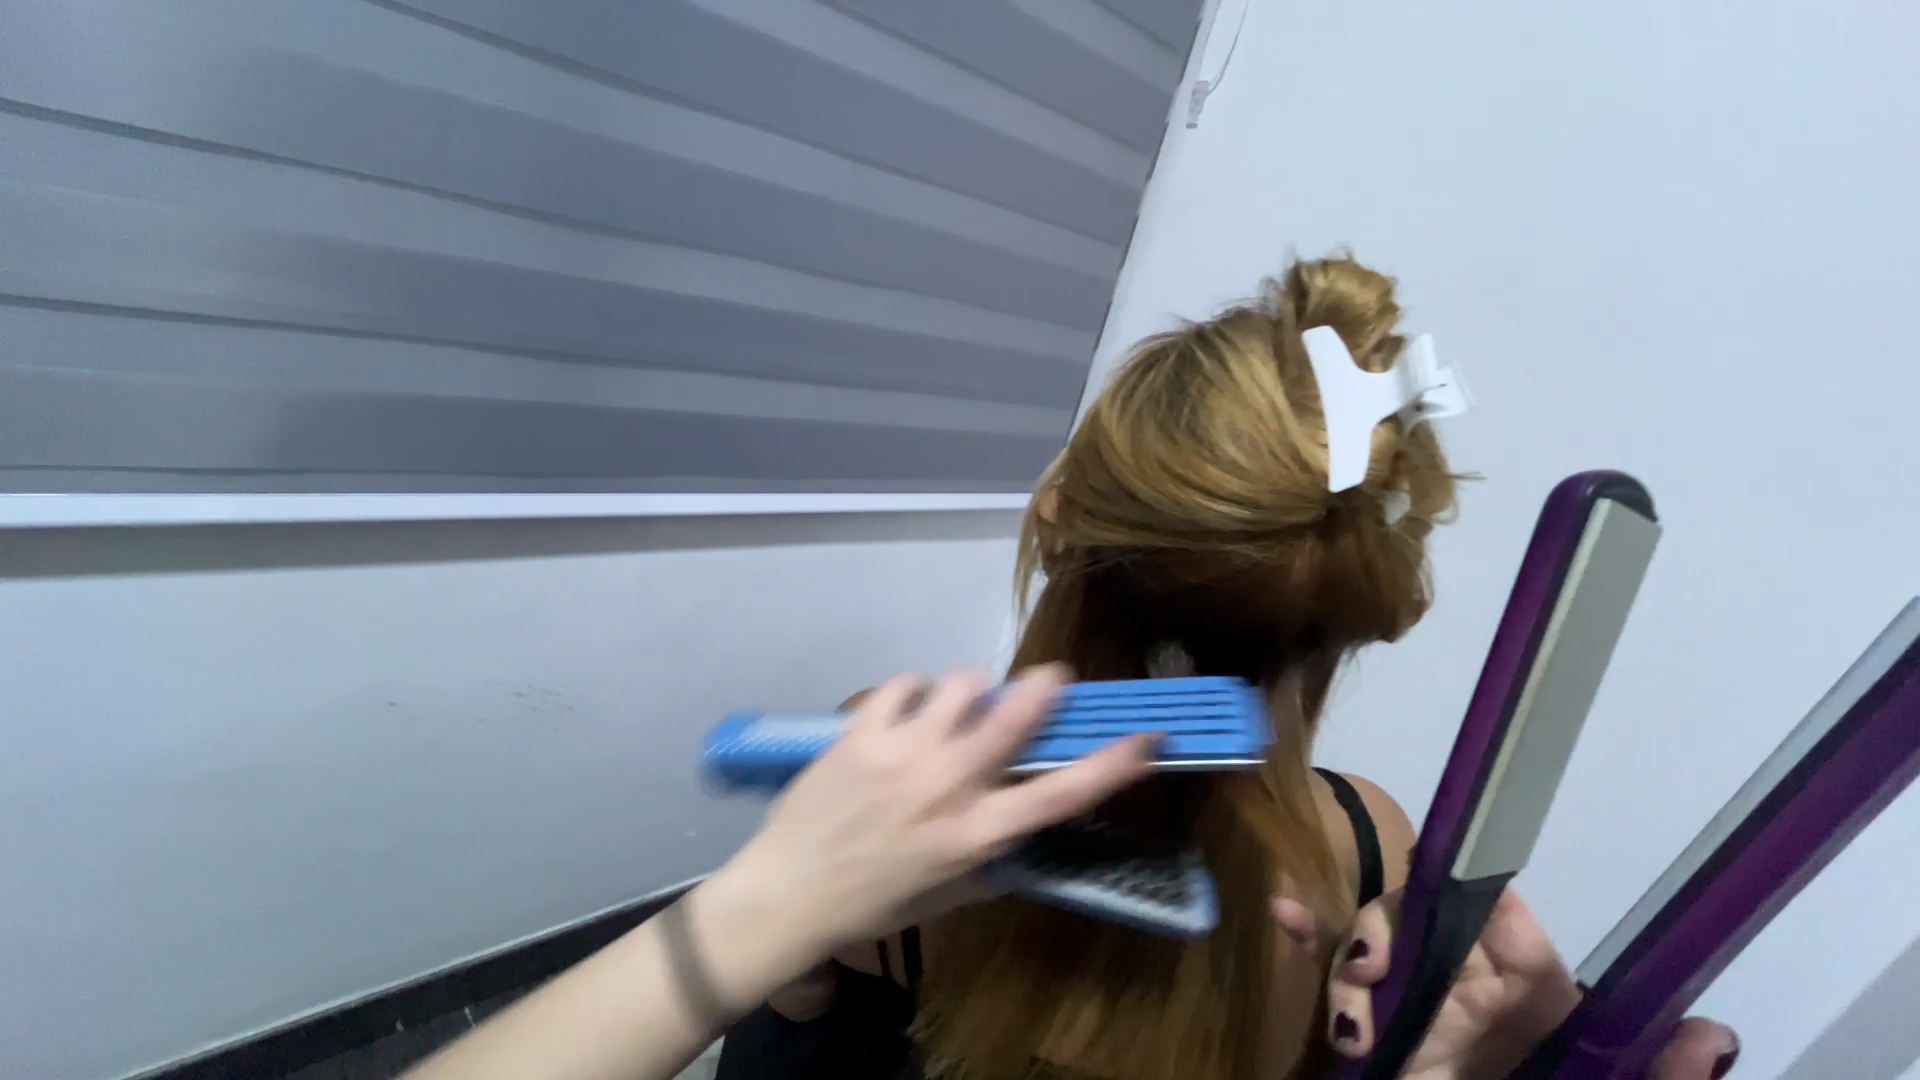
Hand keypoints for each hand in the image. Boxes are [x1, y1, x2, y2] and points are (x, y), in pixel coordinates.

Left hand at [714, 666, 1155, 958]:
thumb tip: (1022, 816)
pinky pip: (902, 684)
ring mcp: (901, 754)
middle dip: (1042, 688)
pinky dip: (913, 689)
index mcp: (974, 836)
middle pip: (1011, 718)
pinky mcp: (860, 734)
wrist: (789, 894)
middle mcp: (946, 787)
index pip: (1058, 796)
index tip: (1147, 738)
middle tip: (1050, 678)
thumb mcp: (947, 893)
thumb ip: (990, 853)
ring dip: (971, 687)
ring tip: (962, 699)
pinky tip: (908, 706)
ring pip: (959, 685)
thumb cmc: (874, 903)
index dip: (1111, 765)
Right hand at [1274, 888, 1739, 1079]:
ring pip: (1371, 935)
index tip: (1437, 886)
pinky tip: (1282, 912)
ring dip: (1347, 946)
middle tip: (1370, 966)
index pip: (1502, 920)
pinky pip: (1328, 961)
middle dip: (1388, 923)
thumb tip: (1711, 1031)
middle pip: (1422, 913)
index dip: (1468, 894)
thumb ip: (1651, 1076)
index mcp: (1532, 1001)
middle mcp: (1467, 986)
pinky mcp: (1365, 1019)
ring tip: (1347, 1014)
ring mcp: (1412, 1001)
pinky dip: (1305, 931)